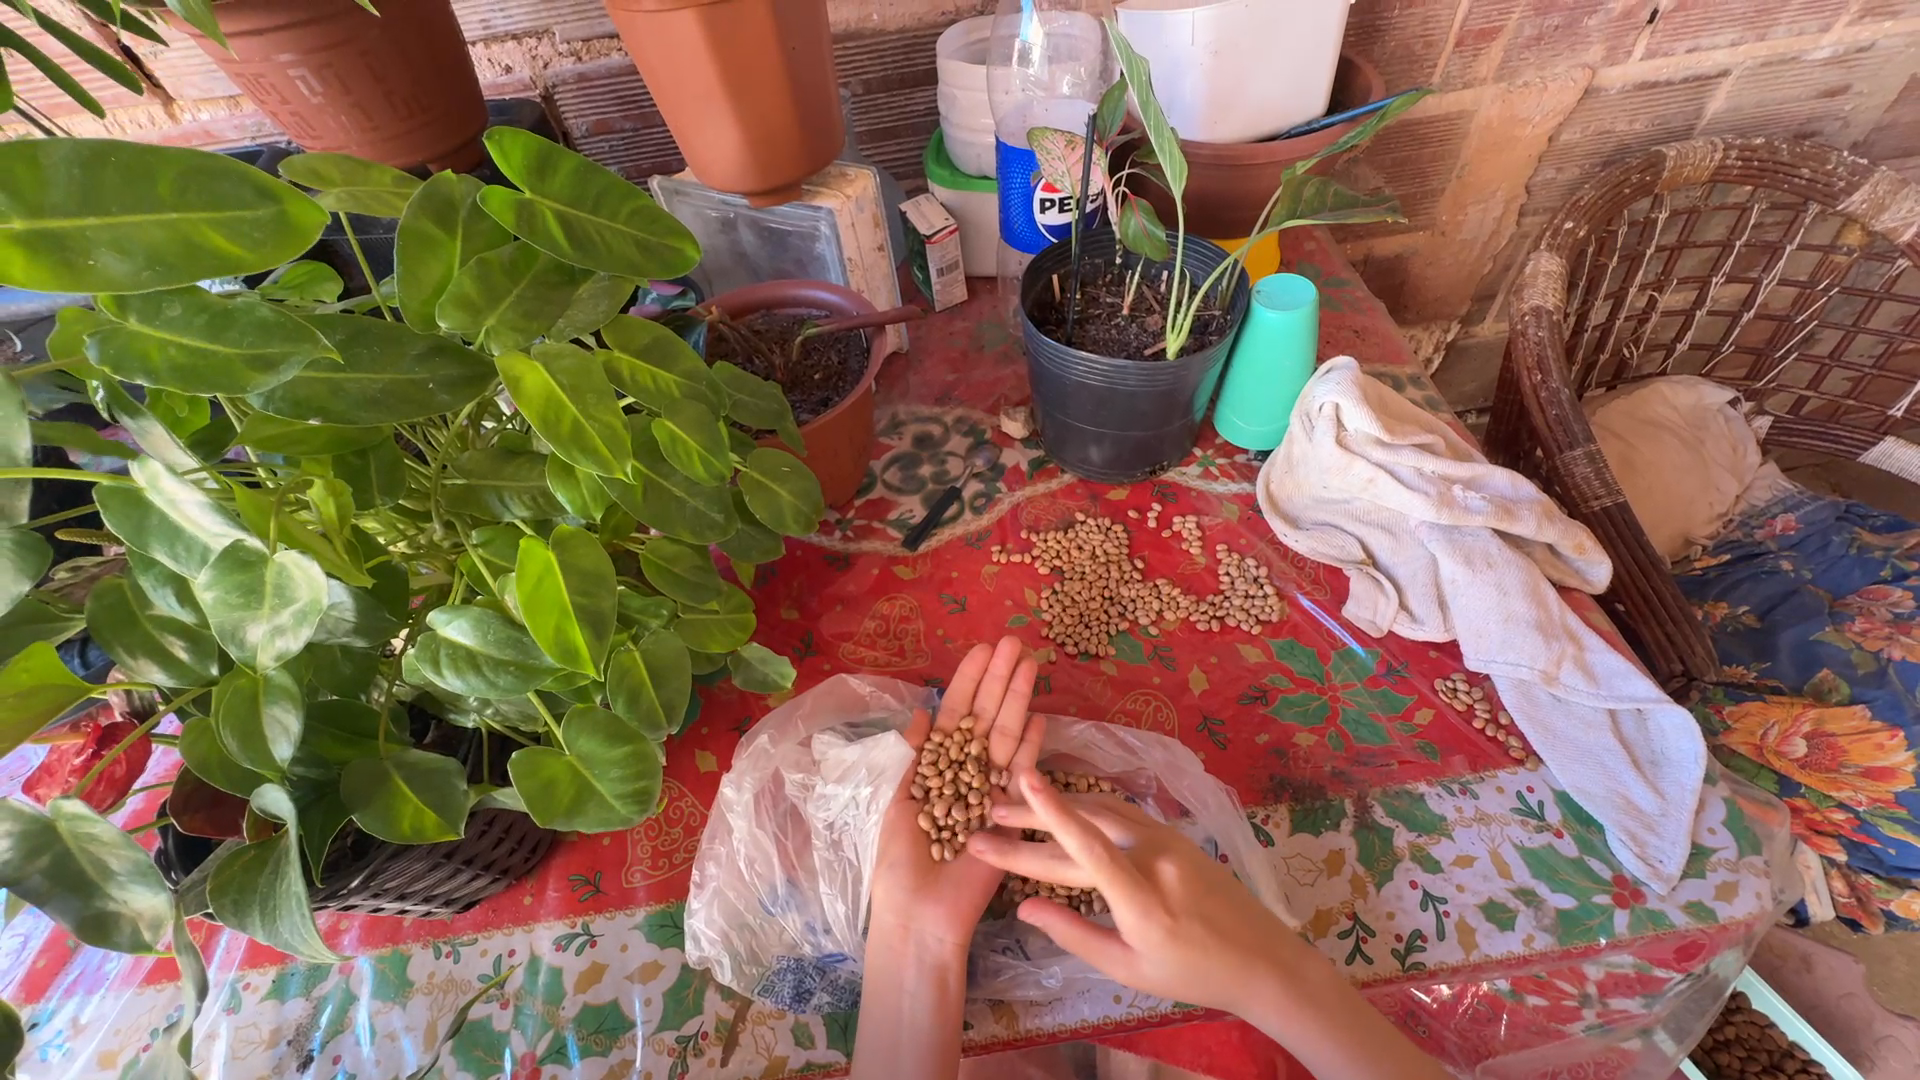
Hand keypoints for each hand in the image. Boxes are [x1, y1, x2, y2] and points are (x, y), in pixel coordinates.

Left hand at [867, 636, 1042, 953]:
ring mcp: (993, 791)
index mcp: (936, 766)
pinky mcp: (1013, 816)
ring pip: (1007, 737)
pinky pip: (1024, 776)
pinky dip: (1032, 747)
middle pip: (986, 716)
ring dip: (1018, 700)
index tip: (980, 650)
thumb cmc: (900, 858)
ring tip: (1029, 663)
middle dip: (998, 679)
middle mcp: (967, 772)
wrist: (920, 912)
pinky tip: (1040, 716)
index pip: (956, 715)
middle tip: (1013, 642)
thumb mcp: (895, 798)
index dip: (967, 682)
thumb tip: (922, 712)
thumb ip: (911, 755)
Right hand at [966, 771, 1448, 1079]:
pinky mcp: (1172, 831)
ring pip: (1101, 810)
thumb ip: (1074, 934)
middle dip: (1032, 815)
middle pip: (1084, 824)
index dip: (1054, 812)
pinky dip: (1085, 806)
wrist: (1261, 957)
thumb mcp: (1128, 969)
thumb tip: (1022, 905)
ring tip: (1014, 805)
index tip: (1024, 780)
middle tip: (989, 812)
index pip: (1090, 847)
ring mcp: (1166, 838)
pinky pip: (1119, 811)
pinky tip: (1064, 805)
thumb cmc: (1190, 973)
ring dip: (1057, 806)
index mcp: (1142, 898)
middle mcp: (1153, 856)